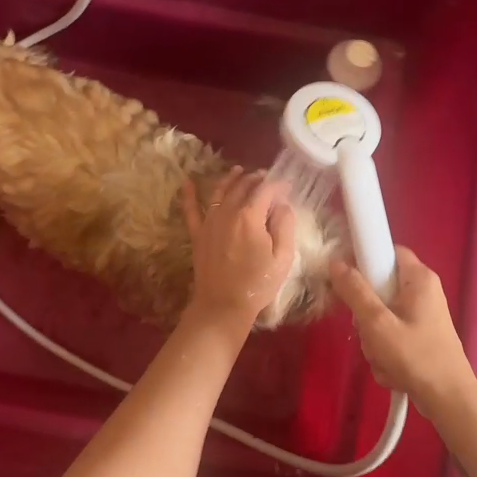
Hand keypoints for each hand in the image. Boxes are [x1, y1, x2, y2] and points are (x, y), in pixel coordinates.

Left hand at [182, 168, 296, 327]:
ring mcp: (210, 222)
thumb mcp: (283, 258)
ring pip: (220, 192)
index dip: (278, 185)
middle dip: (256, 179)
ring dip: (230, 179)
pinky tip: (188, 181)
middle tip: (266, 178)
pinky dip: (189, 194)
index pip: (266, 191)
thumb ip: (285, 226)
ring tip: (239, 170)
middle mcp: (228, 212)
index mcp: (251, 217)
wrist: (223, 306)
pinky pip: (191, 209)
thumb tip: (283, 205)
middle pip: (242, 187)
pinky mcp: (198, 234)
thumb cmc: (257, 284)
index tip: (288, 185)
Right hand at [329, 247, 476, 415]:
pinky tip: (391, 369)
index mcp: (418, 277)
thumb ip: (355, 292)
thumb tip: (335, 262)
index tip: (343, 279)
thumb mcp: (378, 323)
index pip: (385, 249)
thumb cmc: (416, 357)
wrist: (449, 400)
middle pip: (378, 286)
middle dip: (366, 313)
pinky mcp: (418, 336)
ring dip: (373, 338)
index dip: (361, 259)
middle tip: (367, 330)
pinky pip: (389, 334)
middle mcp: (422, 290)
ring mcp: (421, 315)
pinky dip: (384, 351)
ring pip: (380, 315)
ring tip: (382, 356)